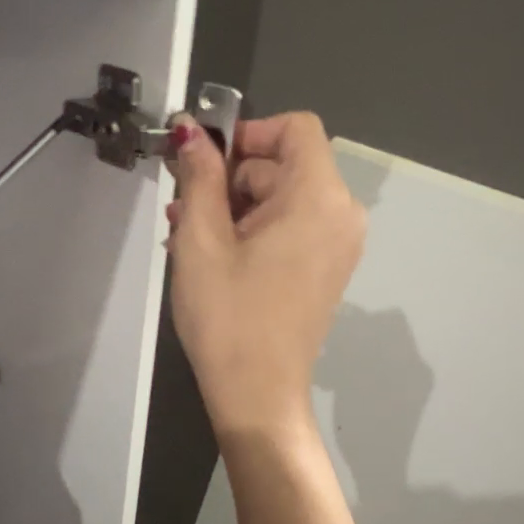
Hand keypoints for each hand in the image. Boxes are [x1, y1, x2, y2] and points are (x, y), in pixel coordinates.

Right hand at [167, 113, 364, 442]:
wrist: (258, 396)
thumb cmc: (228, 316)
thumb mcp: (202, 239)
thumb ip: (200, 175)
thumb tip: (191, 129)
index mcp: (319, 199)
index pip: (295, 127)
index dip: (249, 132)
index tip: (207, 160)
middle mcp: (341, 214)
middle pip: (285, 163)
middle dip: (231, 175)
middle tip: (181, 206)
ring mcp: (338, 243)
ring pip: (283, 195)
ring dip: (233, 204)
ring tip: (185, 235)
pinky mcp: (327, 267)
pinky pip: (291, 225)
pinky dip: (253, 227)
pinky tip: (211, 252)